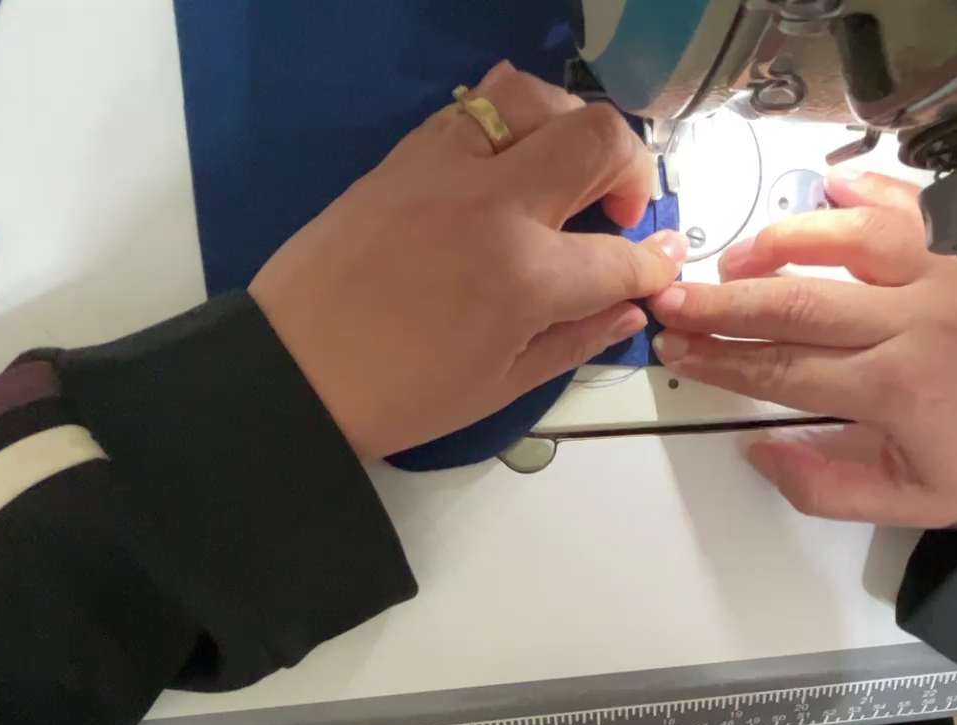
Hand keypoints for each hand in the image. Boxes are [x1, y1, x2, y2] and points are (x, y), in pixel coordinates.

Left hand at [249, 62, 686, 459]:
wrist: (295, 369)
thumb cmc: (404, 395)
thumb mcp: (504, 386)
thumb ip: (577, 340)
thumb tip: (628, 311)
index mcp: (527, 277)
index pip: (621, 257)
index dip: (655, 266)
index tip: (661, 269)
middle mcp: (497, 203)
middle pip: (598, 140)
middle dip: (633, 171)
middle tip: (620, 212)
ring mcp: (448, 166)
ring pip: (539, 97)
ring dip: (575, 127)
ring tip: (570, 173)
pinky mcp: (407, 152)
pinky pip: (478, 106)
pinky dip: (515, 122)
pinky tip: (514, 164)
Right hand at [648, 170, 956, 527]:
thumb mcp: (899, 505)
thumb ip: (819, 484)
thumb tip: (753, 446)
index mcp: (896, 389)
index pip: (783, 368)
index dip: (721, 359)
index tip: (675, 348)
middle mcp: (918, 320)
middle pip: (799, 299)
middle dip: (725, 301)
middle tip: (673, 298)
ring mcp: (949, 276)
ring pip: (849, 238)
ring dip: (781, 240)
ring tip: (734, 258)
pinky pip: (912, 207)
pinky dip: (865, 190)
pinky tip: (823, 186)